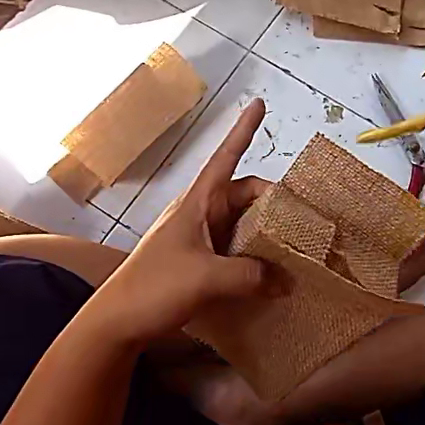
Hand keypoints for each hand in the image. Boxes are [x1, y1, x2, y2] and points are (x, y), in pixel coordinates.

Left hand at [77, 100, 276, 347]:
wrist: (118, 321)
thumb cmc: (154, 287)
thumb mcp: (206, 278)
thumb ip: (251, 277)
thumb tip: (286, 280)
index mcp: (198, 202)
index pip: (225, 157)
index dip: (243, 130)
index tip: (258, 103)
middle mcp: (201, 213)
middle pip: (245, 195)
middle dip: (274, 202)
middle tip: (306, 220)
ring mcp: (201, 238)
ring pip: (243, 224)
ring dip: (267, 233)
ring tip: (298, 249)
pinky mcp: (201, 262)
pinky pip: (236, 249)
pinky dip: (256, 257)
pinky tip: (274, 275)